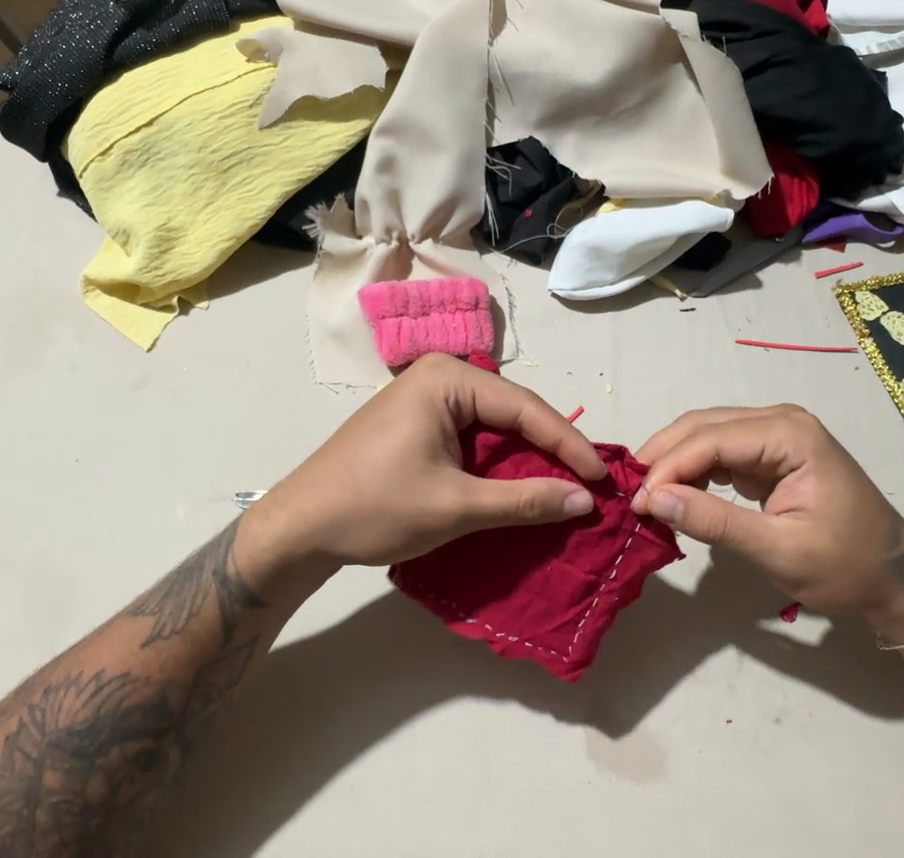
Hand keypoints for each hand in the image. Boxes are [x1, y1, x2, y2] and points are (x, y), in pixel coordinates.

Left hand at [242, 354, 606, 581]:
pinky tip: (520, 485)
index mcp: (447, 379)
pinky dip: (498, 462)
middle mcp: (439, 376)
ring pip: (494, 425)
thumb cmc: (375, 508)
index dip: (568, 445)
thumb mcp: (456, 507)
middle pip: (512, 411)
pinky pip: (472, 435)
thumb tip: (584, 500)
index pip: (525, 408)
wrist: (300, 527)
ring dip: (526, 457)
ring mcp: (426, 397)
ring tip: (565, 487)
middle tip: (589, 484)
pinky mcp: (418, 422)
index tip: (603, 479)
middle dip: (550, 449)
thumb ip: (524, 500)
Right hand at [633, 406, 903, 619]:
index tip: (639, 504)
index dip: (668, 467)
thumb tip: (654, 500)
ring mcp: (777, 435)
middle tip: (632, 496)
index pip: (710, 439)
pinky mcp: (771, 454)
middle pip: (703, 427)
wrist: (897, 578)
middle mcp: (780, 421)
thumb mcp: (778, 550)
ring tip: (648, 497)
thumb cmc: (846, 566)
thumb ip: (714, 521)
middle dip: (663, 458)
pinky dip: (694, 471)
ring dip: (675, 462)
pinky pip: (720, 452)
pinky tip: (677, 494)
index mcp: (790, 435)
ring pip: (707, 435)